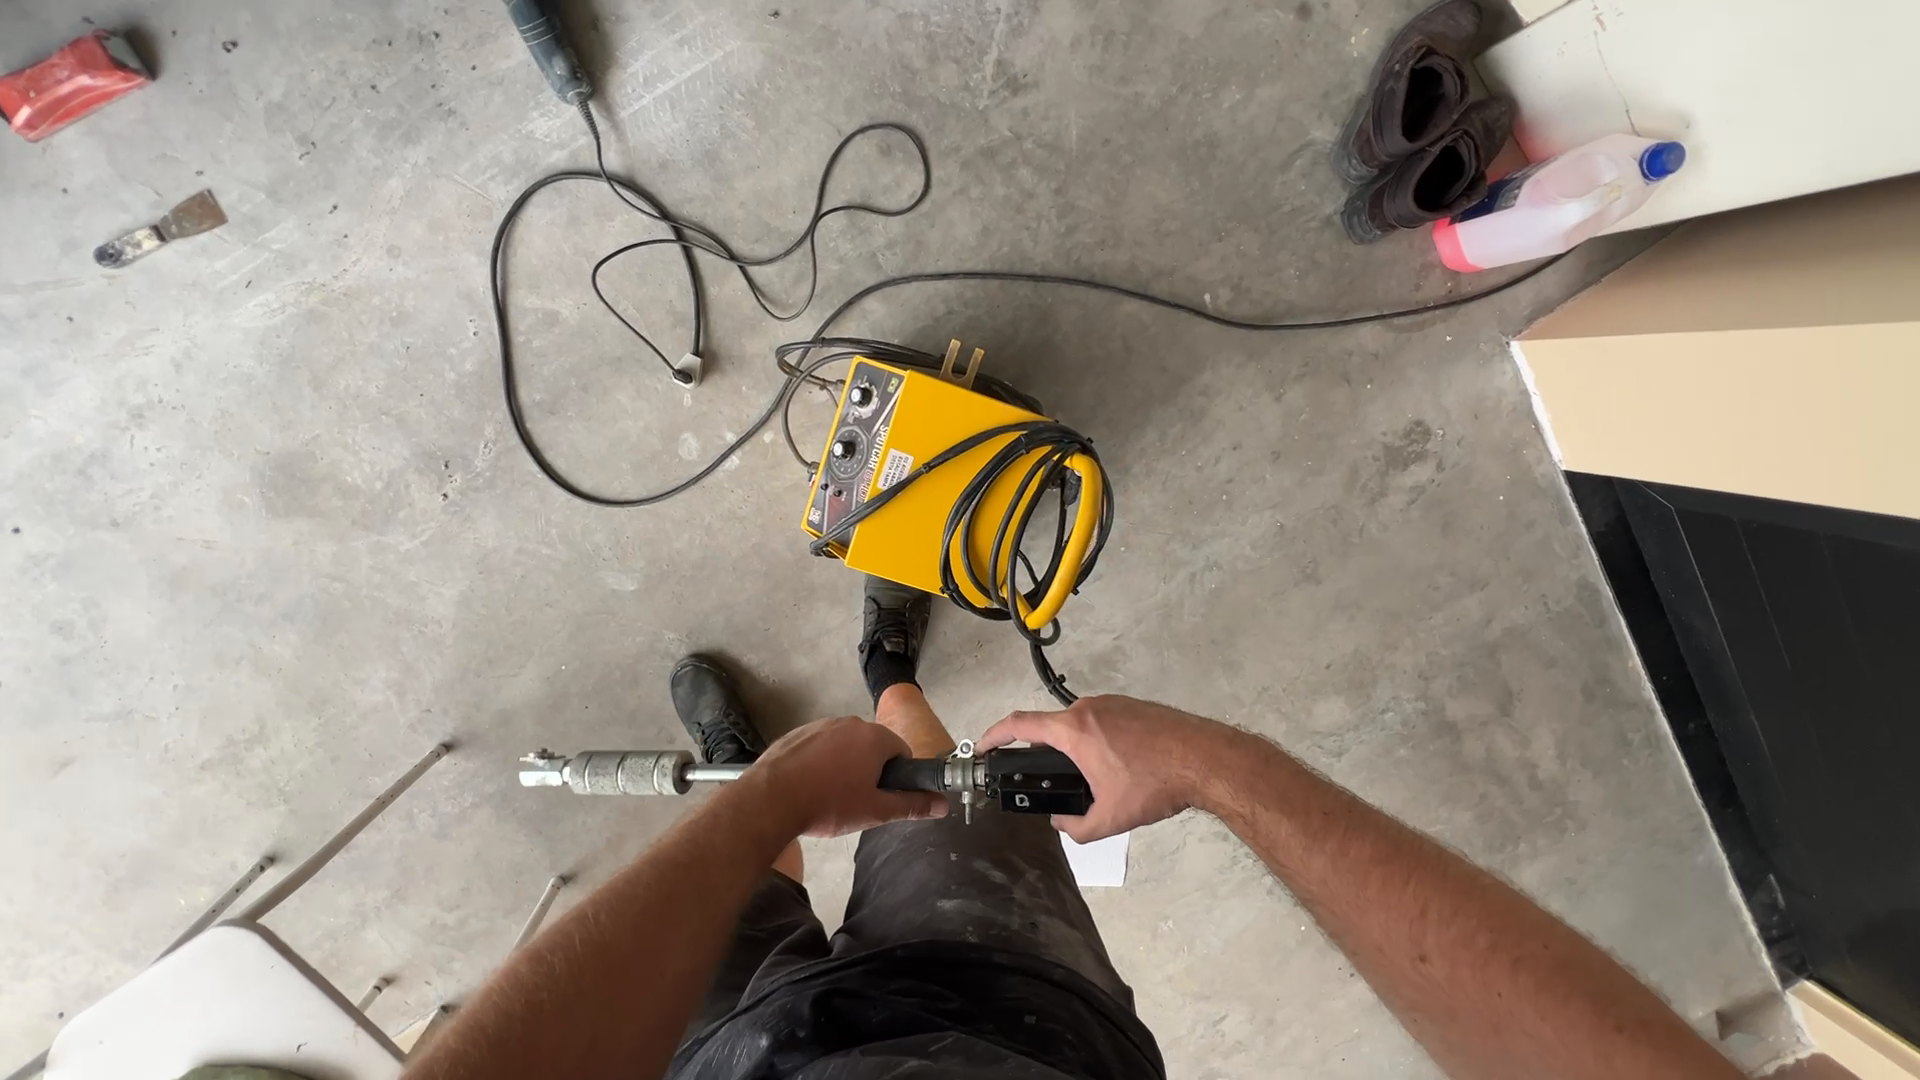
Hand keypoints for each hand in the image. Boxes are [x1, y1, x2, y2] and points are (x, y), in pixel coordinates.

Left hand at [751, 716, 947, 837]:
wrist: (770, 799)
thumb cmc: (829, 804)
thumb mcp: (876, 811)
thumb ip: (912, 805)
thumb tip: (943, 804)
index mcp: (875, 737)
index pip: (902, 752)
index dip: (897, 777)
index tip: (882, 798)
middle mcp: (851, 723)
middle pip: (873, 747)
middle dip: (870, 771)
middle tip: (856, 801)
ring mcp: (822, 724)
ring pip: (845, 746)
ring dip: (845, 765)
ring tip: (829, 796)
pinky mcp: (798, 732)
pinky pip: (820, 746)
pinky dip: (820, 762)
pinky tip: (808, 786)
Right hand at [977, 695, 1248, 842]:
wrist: (1204, 758)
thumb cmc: (1155, 784)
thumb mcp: (1111, 818)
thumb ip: (1077, 827)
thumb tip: (1062, 823)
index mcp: (1074, 730)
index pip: (1019, 724)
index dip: (994, 735)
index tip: (981, 747)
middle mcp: (1088, 708)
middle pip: (1050, 725)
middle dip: (1041, 751)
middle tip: (1042, 777)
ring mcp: (1112, 703)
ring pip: (1077, 724)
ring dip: (1073, 748)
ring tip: (1088, 779)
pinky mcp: (1132, 706)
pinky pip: (1100, 721)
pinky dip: (1096, 741)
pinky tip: (1115, 766)